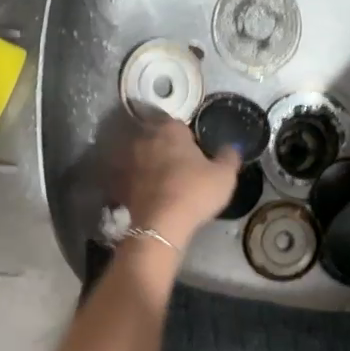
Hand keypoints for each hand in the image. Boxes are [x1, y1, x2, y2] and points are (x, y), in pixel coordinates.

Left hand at [112, 113, 241, 241]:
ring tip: (161, 182)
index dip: (188, 140)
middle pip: (156, 137)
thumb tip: (231, 148)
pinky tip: (146, 195)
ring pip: (140, 156)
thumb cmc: (195, 193)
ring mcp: (128, 159)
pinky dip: (135, 183)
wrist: (160, 225)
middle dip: (165, 148)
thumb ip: (229, 157)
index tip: (194, 155)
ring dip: (148, 164)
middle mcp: (145, 138)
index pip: (179, 125)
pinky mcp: (119, 182)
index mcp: (170, 129)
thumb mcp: (224, 176)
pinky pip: (129, 178)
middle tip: (178, 168)